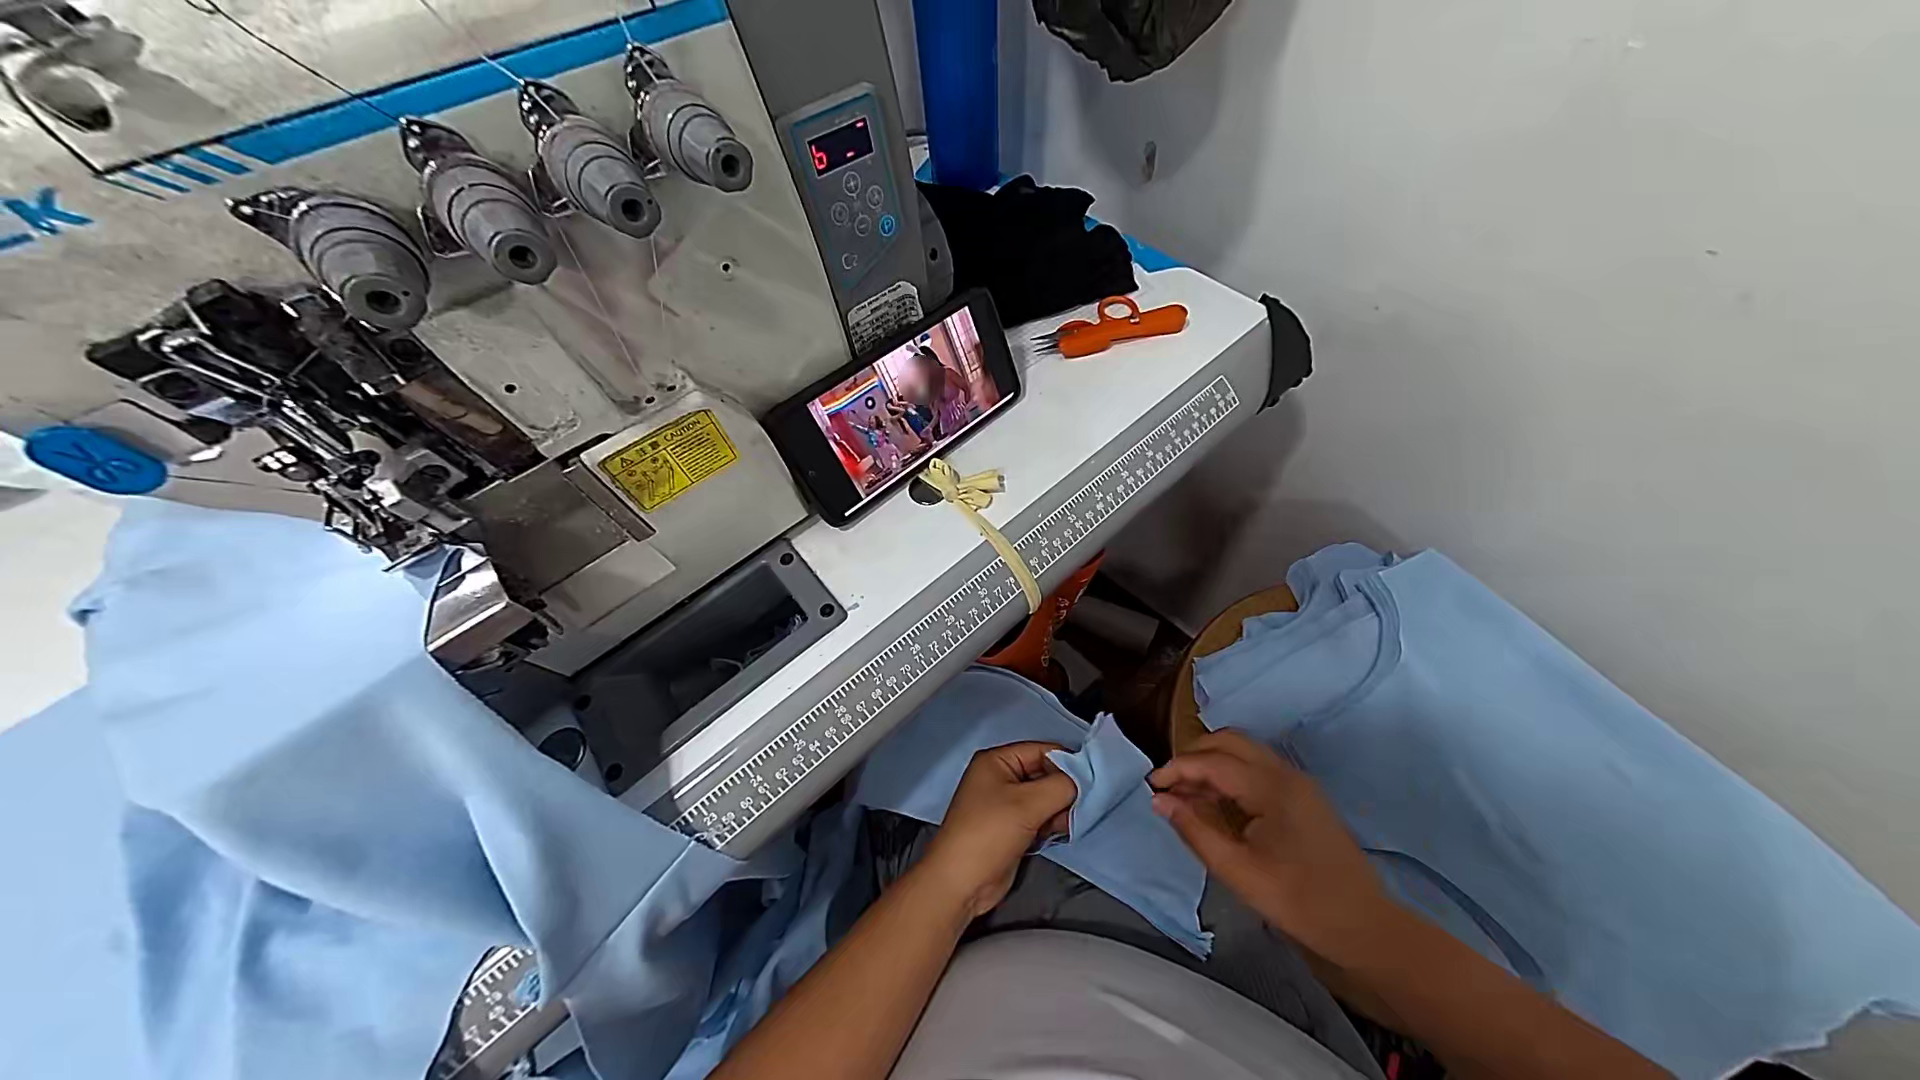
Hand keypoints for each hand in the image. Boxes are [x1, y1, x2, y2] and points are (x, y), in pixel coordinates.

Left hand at [920, 742, 1077, 918]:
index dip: (1068, 761)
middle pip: (1044, 774)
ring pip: (1044, 797)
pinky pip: (1039, 816)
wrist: (962, 883)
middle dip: (1065, 788)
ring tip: (1070, 822)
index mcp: (997, 761)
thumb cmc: (988, 834)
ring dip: (1061, 808)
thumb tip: (1083, 780)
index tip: (1094, 777)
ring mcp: (1005, 803)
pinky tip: (1062, 832)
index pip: (1041, 751)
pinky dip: (1053, 822)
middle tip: (1086, 803)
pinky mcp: (1011, 827)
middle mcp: (1000, 777)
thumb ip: (1061, 786)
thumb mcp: (1028, 804)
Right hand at [1150, 730, 1392, 959]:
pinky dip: (1230, 773)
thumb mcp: (1237, 872)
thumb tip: (1159, 800)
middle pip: (1228, 740)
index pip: (1212, 760)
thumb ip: (1194, 830)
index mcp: (1271, 787)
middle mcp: (1285, 772)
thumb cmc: (1299, 901)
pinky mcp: (1302, 794)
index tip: (1151, 786)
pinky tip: (1217, 802)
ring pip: (1242, 750)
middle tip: (1170, 786)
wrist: (1365, 927)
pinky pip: (1256, 766)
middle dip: (1193, 756)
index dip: (1177, 769)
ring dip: (1211, 762)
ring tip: (1188, 795)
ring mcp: (1297, 781)